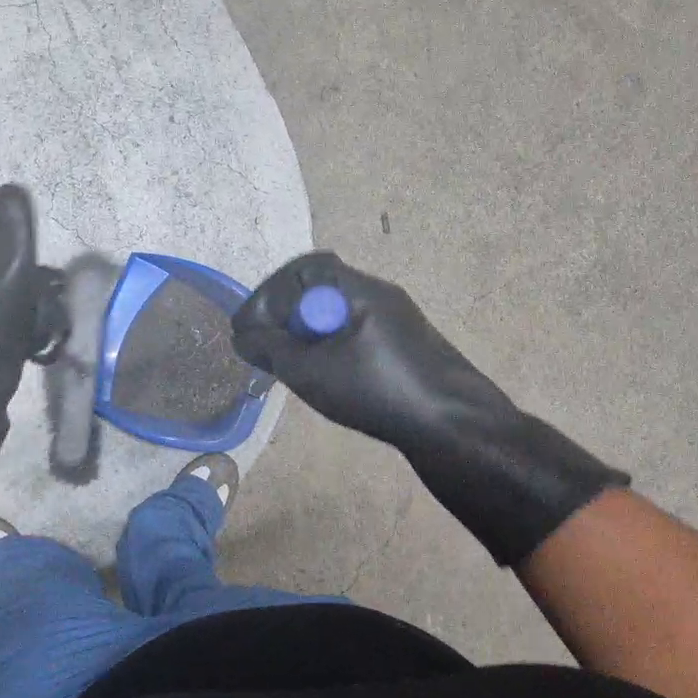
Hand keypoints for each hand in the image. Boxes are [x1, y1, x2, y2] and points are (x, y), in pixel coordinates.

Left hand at [0, 186, 46, 611]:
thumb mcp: (1, 308)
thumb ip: (13, 251)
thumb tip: (11, 188)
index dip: (14, 267)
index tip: (27, 298)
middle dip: (24, 291)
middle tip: (38, 323)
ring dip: (25, 312)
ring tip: (36, 342)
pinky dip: (14, 329)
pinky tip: (30, 350)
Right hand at [232, 251, 627, 565]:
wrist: (456, 428)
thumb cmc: (378, 392)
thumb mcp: (310, 371)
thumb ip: (270, 348)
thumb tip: (242, 335)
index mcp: (360, 290)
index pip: (302, 270)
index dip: (268, 295)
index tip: (248, 330)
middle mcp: (380, 294)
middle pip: (318, 286)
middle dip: (283, 313)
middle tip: (265, 346)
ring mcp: (396, 320)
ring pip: (335, 311)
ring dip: (305, 332)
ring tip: (288, 364)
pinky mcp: (404, 346)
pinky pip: (353, 330)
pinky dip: (328, 345)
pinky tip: (323, 376)